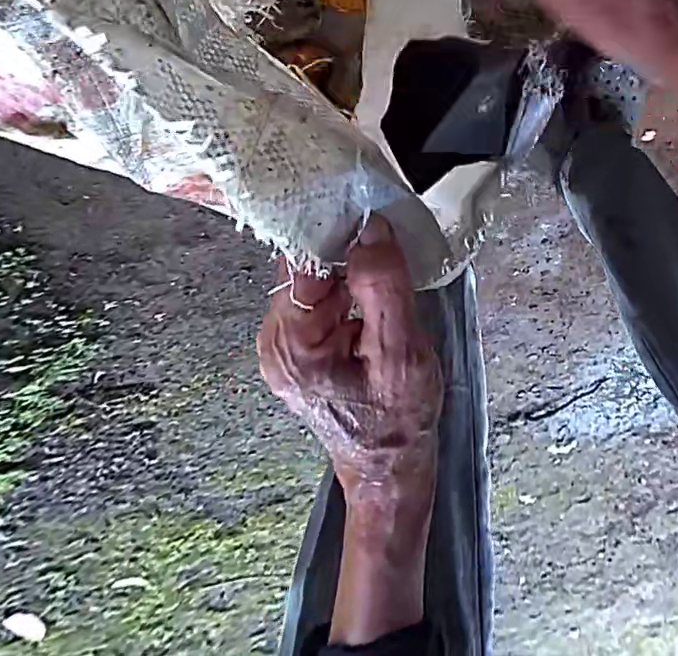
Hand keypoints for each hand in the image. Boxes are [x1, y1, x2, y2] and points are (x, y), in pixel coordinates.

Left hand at [259, 217, 442, 498]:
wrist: (390, 469)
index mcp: (292, 345)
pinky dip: (346, 280)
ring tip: (383, 259)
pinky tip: (372, 283)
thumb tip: (371, 229)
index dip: (334, 230)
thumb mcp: (402, 353)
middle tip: (383, 234)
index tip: (365, 208)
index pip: (302, 261)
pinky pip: (319, 293)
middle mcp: (276, 341)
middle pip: (304, 265)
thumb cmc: (398, 422)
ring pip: (313, 275)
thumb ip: (384, 287)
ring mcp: (284, 343)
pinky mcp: (299, 344)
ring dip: (348, 262)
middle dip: (344, 245)